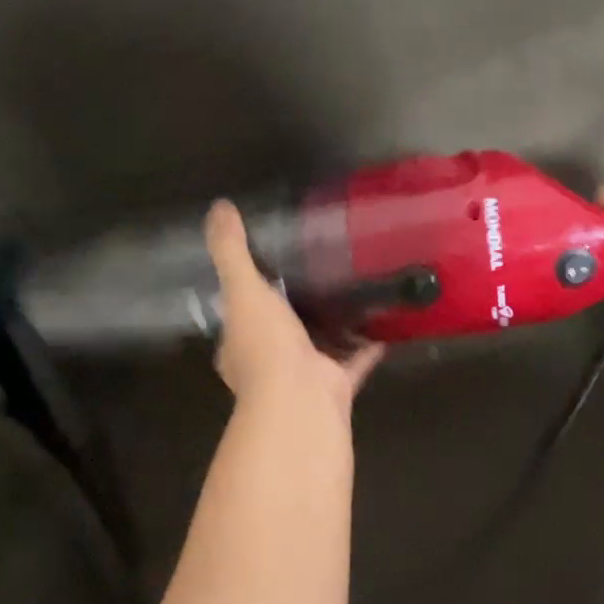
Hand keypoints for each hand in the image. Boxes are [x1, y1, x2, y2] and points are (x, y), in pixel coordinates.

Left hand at [204, 200, 384, 410]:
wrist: (301, 397)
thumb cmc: (265, 345)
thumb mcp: (243, 290)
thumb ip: (232, 251)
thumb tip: (218, 207)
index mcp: (240, 346)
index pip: (240, 315)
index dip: (249, 293)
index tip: (268, 267)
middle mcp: (268, 365)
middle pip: (281, 330)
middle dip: (296, 308)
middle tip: (317, 271)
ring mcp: (304, 376)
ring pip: (319, 345)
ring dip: (334, 325)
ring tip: (353, 289)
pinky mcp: (336, 384)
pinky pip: (355, 359)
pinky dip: (368, 344)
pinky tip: (384, 320)